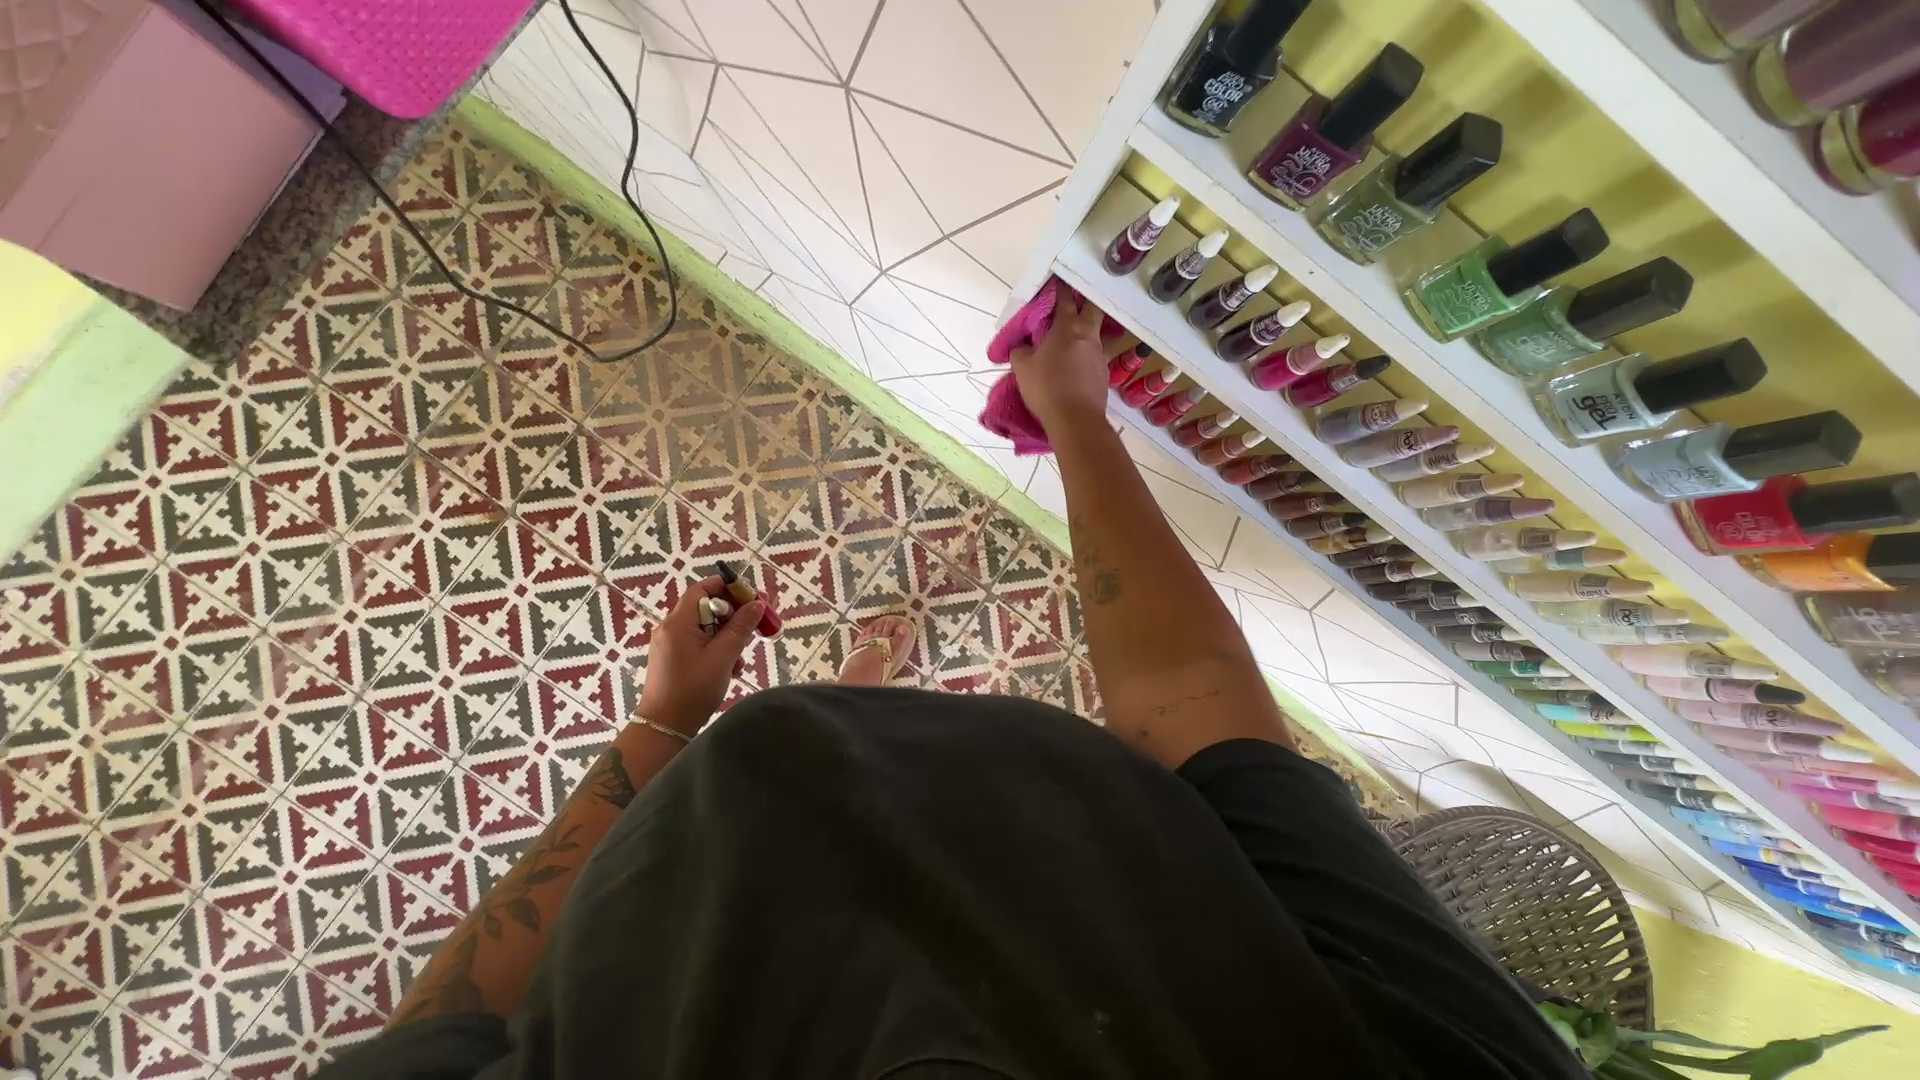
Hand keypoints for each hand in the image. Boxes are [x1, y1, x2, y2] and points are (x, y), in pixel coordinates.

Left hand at [635, 576, 766, 735]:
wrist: (664, 727)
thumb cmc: (693, 689)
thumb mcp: (723, 657)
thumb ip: (741, 628)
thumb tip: (756, 604)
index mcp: (678, 622)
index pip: (703, 589)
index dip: (729, 587)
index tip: (753, 596)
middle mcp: (671, 628)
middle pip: (707, 608)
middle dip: (734, 615)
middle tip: (757, 623)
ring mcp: (671, 644)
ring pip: (706, 628)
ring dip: (728, 636)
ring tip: (742, 657)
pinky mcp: (674, 659)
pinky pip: (699, 643)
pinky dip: (717, 650)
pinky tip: (730, 669)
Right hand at [1010, 286, 1110, 435]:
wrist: (1076, 420)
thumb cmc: (1047, 388)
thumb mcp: (1022, 368)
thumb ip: (1021, 351)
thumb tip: (1023, 346)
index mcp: (1068, 328)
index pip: (1065, 300)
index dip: (1060, 289)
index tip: (1058, 281)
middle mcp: (1088, 336)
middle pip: (1092, 309)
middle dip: (1084, 301)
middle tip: (1075, 301)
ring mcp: (1099, 355)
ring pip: (1094, 334)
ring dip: (1084, 331)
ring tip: (1070, 339)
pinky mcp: (1103, 373)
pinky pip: (1093, 356)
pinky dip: (1084, 354)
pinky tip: (1075, 365)